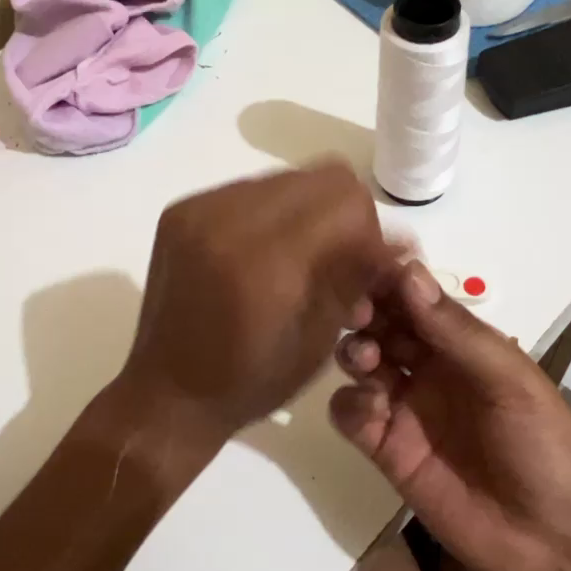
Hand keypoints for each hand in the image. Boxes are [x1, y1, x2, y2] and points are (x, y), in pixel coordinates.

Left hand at [119, 160, 396, 436]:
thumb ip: (356, 277)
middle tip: (339, 258)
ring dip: (307, 209)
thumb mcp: (319, 339)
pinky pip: (248, 189)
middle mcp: (229, 222)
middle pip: (322, 177)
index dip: (369, 229)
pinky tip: (265, 252)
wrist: (168, 393)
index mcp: (267, 262)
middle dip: (344, 214)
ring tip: (301, 255)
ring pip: (286, 177)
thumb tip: (402, 237)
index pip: (346, 199)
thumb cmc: (250, 381)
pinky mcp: (182, 210)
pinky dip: (271, 212)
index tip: (365, 266)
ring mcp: (200, 211)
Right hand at [329, 262, 570, 570]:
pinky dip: (350, 406)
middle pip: (385, 326)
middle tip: (358, 313)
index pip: (419, 300)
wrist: (555, 547)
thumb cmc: (548, 450)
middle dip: (367, 313)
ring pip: (363, 364)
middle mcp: (433, 370)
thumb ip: (458, 332)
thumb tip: (407, 273)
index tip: (367, 269)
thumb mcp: (513, 383)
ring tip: (367, 362)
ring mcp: (408, 410)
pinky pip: (352, 416)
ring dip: (355, 352)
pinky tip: (371, 413)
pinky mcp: (388, 452)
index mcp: (468, 347)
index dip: (392, 283)